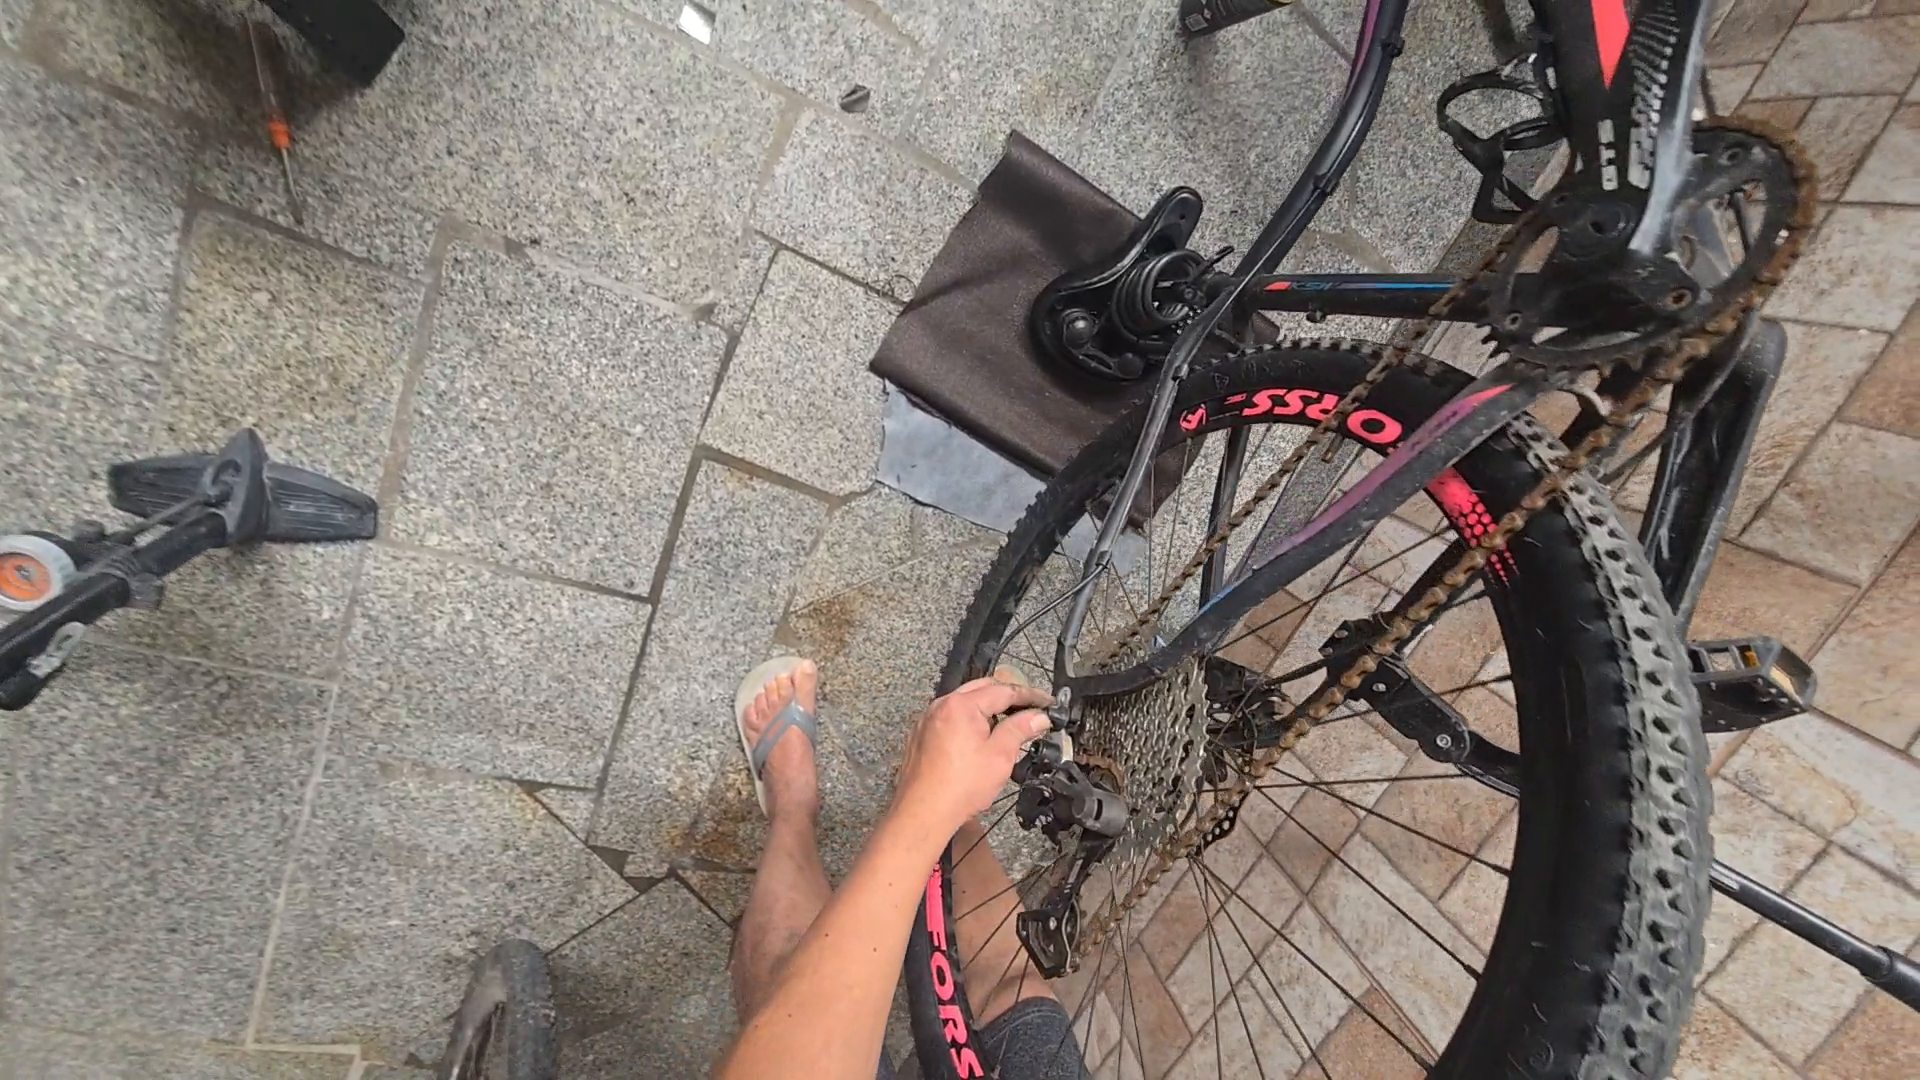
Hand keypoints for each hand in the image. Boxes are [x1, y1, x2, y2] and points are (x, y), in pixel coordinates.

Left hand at [894, 675, 1053, 833]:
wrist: (923, 812)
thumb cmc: (959, 787)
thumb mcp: (1000, 756)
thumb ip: (1020, 729)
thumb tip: (1038, 717)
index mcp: (961, 705)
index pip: (1003, 690)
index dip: (1029, 695)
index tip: (1045, 702)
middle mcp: (942, 705)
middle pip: (982, 689)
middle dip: (1008, 696)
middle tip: (1030, 709)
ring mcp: (929, 719)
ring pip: (965, 702)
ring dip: (988, 707)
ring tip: (1008, 724)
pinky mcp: (923, 734)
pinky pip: (951, 716)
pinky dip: (969, 719)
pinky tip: (981, 737)